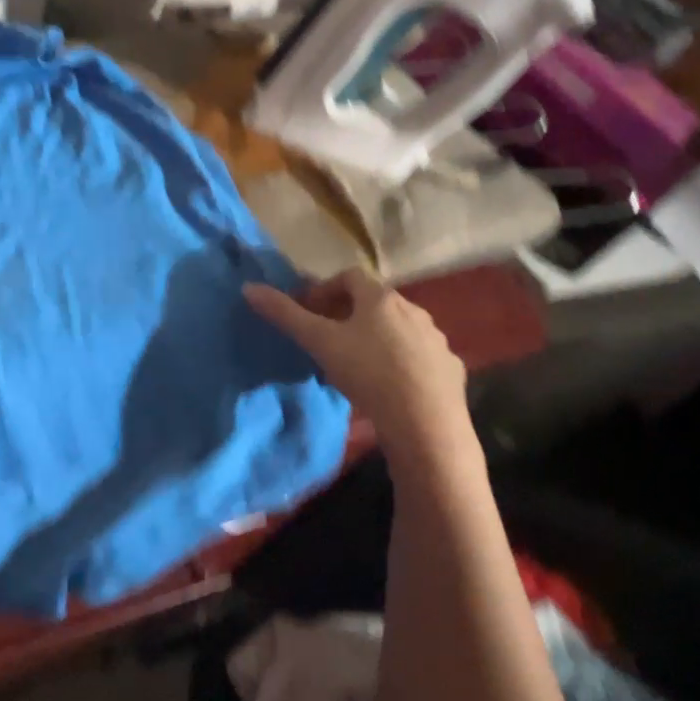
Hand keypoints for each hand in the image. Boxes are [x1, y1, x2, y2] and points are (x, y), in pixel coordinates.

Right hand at [243, 270, 466, 446]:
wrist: (426, 424)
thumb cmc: (368, 373)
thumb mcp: (318, 342)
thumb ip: (284, 314)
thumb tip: (249, 287)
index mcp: (381, 298)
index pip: (349, 276)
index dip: (323, 289)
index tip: (308, 313)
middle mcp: (414, 310)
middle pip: (373, 301)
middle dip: (346, 313)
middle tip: (324, 338)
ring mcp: (436, 339)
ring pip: (396, 328)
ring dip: (373, 336)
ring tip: (354, 363)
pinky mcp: (450, 368)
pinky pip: (417, 354)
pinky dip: (398, 360)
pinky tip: (386, 384)